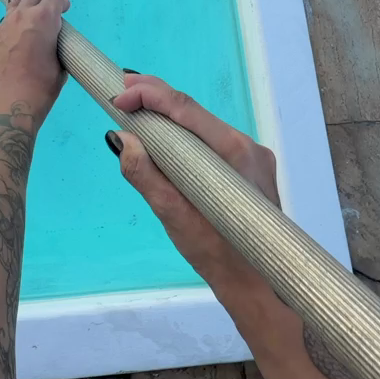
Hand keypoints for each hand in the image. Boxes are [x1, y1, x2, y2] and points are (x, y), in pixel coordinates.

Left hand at [0, 0, 69, 122]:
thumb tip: (49, 44)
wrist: (9, 101)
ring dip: (23, 4)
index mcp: (43, 19)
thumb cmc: (42, 86)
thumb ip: (55, 46)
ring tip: (26, 5)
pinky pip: (3, 24)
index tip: (64, 8)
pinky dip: (11, 24)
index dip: (61, 2)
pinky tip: (13, 34)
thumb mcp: (60, 64)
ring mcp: (3, 26)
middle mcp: (22, 16)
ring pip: (13, 6)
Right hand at [107, 74, 277, 296]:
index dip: (150, 94)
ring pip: (200, 124)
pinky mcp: (248, 167)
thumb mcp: (175, 217)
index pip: (185, 108)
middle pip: (193, 111)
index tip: (118, 96)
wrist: (261, 290)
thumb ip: (146, 175)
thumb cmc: (219, 257)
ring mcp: (250, 155)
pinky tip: (161, 134)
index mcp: (234, 151)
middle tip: (120, 89)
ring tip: (133, 105)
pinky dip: (182, 132)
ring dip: (166, 113)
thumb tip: (121, 138)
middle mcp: (246, 145)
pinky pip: (209, 140)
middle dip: (154, 95)